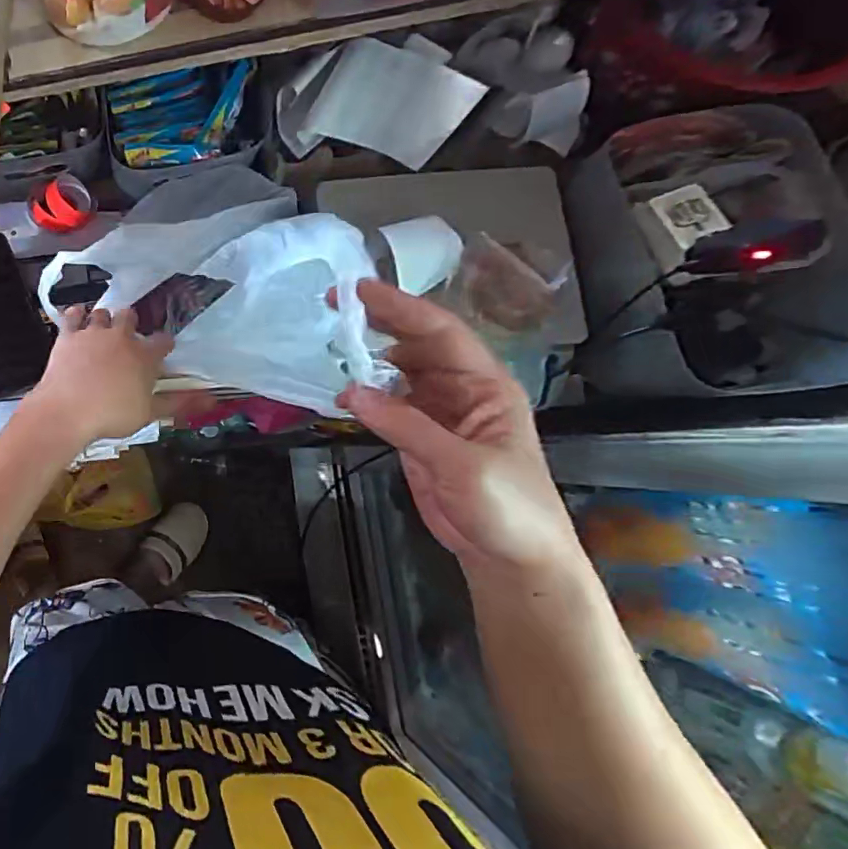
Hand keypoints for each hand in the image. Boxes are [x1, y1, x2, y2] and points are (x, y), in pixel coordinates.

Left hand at [23, 306, 173, 446]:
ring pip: (102, 313)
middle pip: (130, 317)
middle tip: (129, 334)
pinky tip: (77, 317)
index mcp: (144, 356)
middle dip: (131, 323)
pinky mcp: (68, 336)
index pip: (163, 341)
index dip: (164, 344)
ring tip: (103, 328)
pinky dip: (76, 315)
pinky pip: (73, 315)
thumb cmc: (111, 415)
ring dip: (104, 318)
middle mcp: (120, 337)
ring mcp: (93, 333)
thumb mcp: (148, 414)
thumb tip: (205, 400)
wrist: (68, 411)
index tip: (163, 349)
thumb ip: (176, 403)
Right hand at [337, 280, 585, 583]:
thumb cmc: (507, 506)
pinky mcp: (419, 439)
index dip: (401, 308)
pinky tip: (344, 395)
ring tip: (335, 348)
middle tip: (336, 306)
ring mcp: (438, 415)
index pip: (441, 333)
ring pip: (400, 373)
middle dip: (381, 323)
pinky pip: (388, 407)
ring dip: (370, 360)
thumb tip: (351, 392)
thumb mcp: (461, 464)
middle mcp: (462, 391)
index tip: (360, 290)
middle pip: (418, 344)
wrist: (513, 558)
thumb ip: (406, 425)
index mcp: (487, 385)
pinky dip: (365, 398)